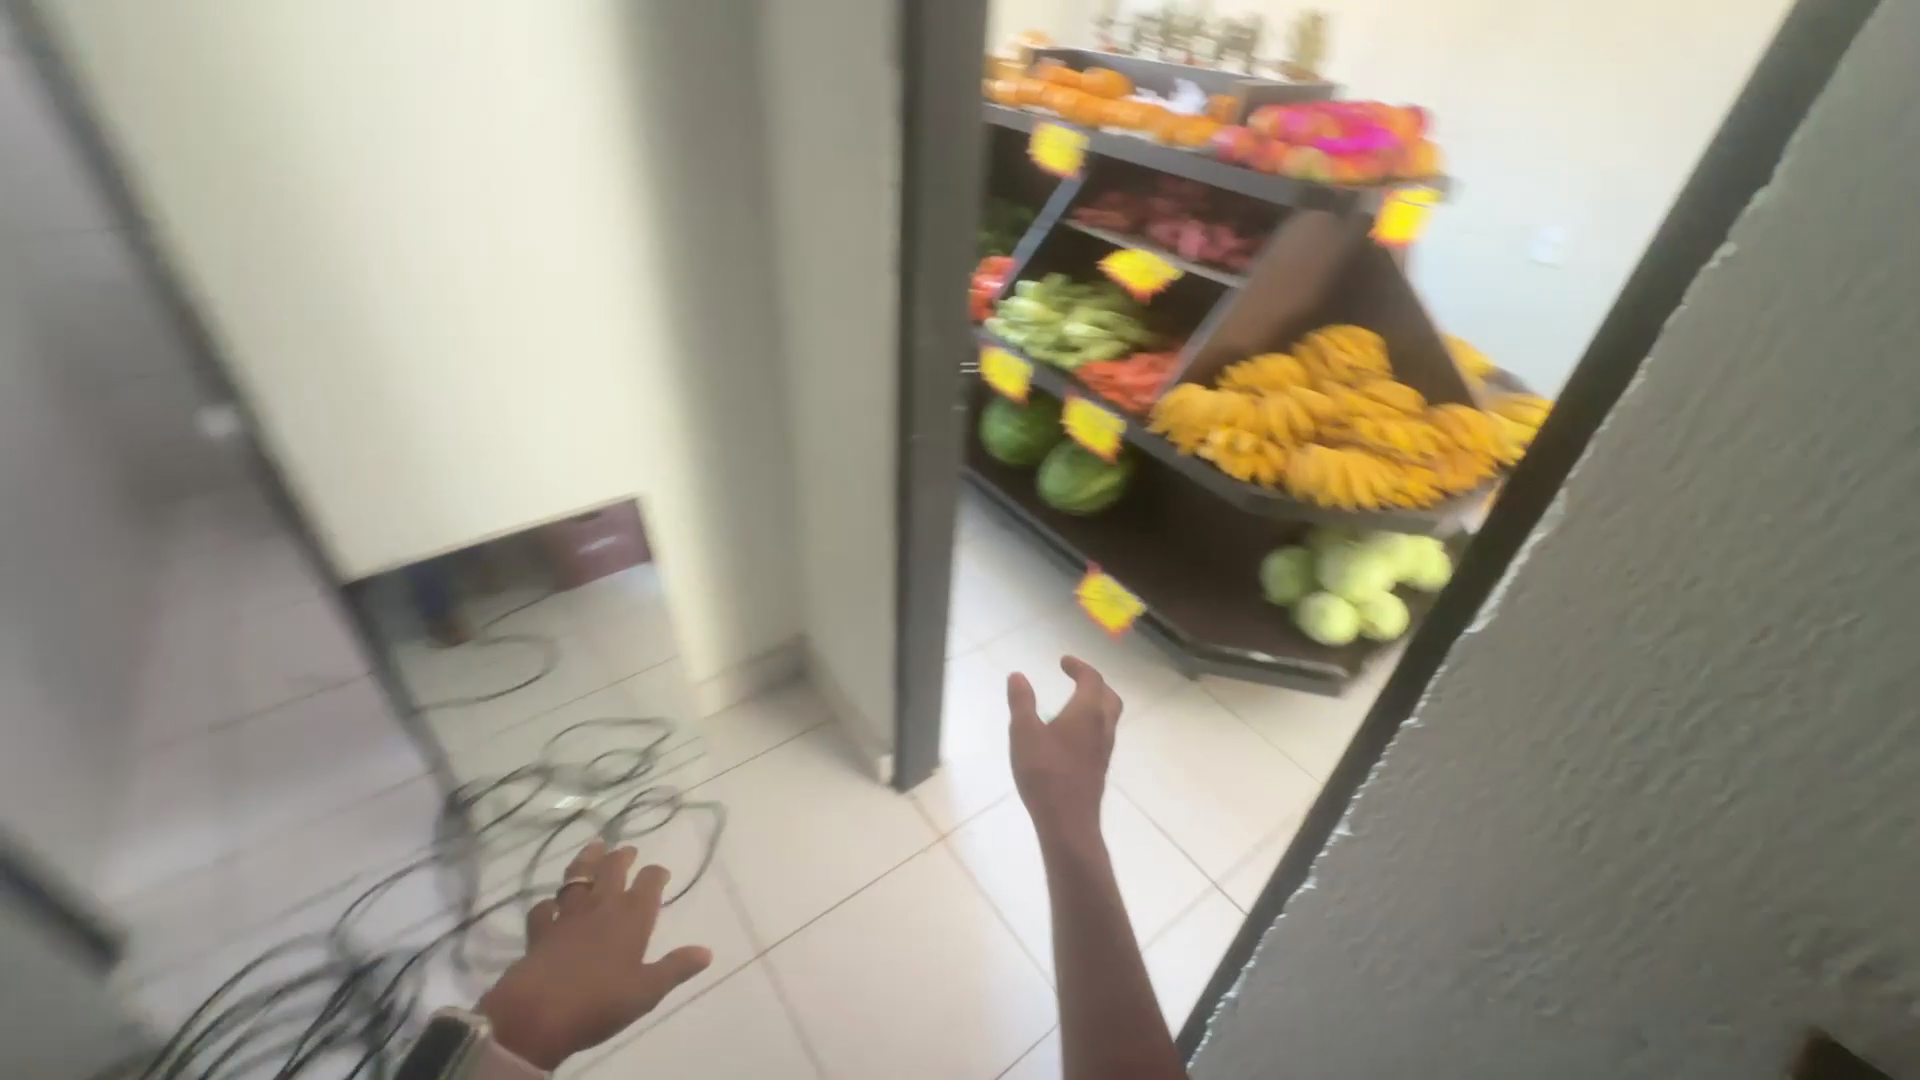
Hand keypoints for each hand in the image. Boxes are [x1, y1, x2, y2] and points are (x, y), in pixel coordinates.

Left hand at [475, 840, 712, 1069]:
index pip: (650, 882)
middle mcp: (602, 906)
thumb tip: (707, 952)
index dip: (657, 874)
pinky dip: (548, 904)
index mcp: (633, 916)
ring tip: (593, 848)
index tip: (662, 873)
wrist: (537, 1015)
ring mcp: (568, 916)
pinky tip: (550, 904)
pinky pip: (543, 909)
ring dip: (587, 860)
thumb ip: (676, 968)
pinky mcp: (540, 932)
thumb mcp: (647, 991)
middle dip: (622, 856)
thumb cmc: (600, 1001)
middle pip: (613, 869)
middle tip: (628, 850)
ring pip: (578, 877)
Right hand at [1007, 656, 1121, 847]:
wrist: (1068, 823)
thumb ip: (1021, 702)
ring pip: (1108, 719)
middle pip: (1109, 697)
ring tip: (1071, 705)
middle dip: (1095, 684)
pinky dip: (1090, 725)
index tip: (1063, 661)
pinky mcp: (1099, 770)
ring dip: (1095, 705)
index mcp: (1087, 712)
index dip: (1079, 666)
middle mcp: (1102, 728)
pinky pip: (1101, 736)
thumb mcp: (1024, 733)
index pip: (1092, 679)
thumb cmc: (1044, 773)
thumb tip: (1018, 675)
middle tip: (1076, 678)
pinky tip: (1070, 737)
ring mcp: (1104, 751)